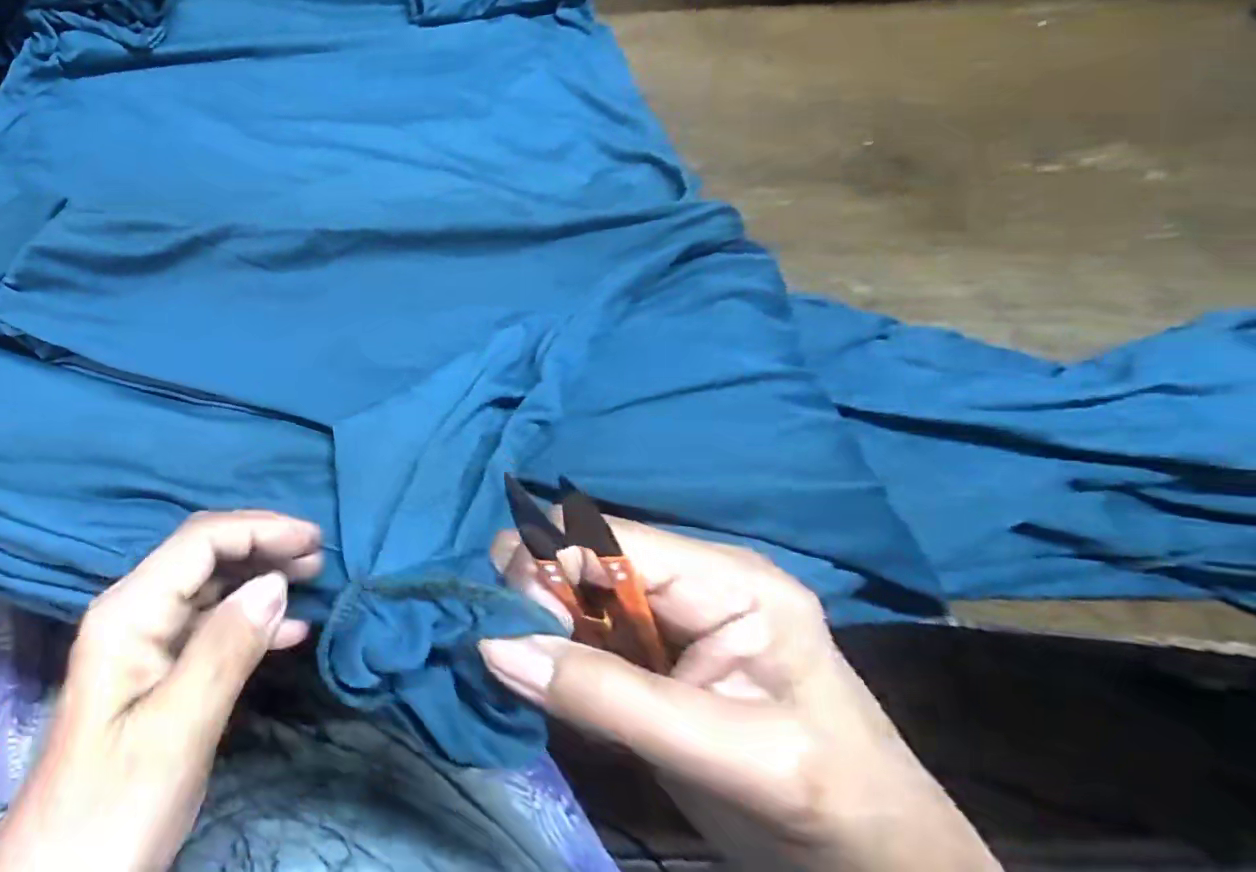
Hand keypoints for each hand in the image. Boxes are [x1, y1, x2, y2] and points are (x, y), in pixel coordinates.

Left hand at [0, 511, 322, 871]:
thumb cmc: (113, 809)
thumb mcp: (176, 732)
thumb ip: (225, 650)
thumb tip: (274, 582)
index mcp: (128, 612)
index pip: (199, 542)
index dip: (259, 529)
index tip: (312, 538)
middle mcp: (133, 613)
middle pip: (203, 555)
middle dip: (262, 545)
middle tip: (318, 555)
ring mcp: (142, 643)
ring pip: (209, 588)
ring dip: (260, 578)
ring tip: (312, 579)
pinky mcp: (154, 674)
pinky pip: (208, 628)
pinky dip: (249, 621)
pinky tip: (288, 629)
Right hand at [479, 517, 999, 871]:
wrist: (881, 870)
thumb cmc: (835, 808)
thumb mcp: (730, 755)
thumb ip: (608, 697)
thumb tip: (492, 645)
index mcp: (724, 579)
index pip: (602, 536)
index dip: (543, 565)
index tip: (513, 630)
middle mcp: (686, 579)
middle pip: (574, 555)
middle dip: (535, 601)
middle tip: (523, 661)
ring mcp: (664, 614)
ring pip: (563, 593)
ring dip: (537, 633)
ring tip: (542, 687)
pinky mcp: (645, 651)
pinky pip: (572, 631)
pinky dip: (549, 658)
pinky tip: (557, 693)